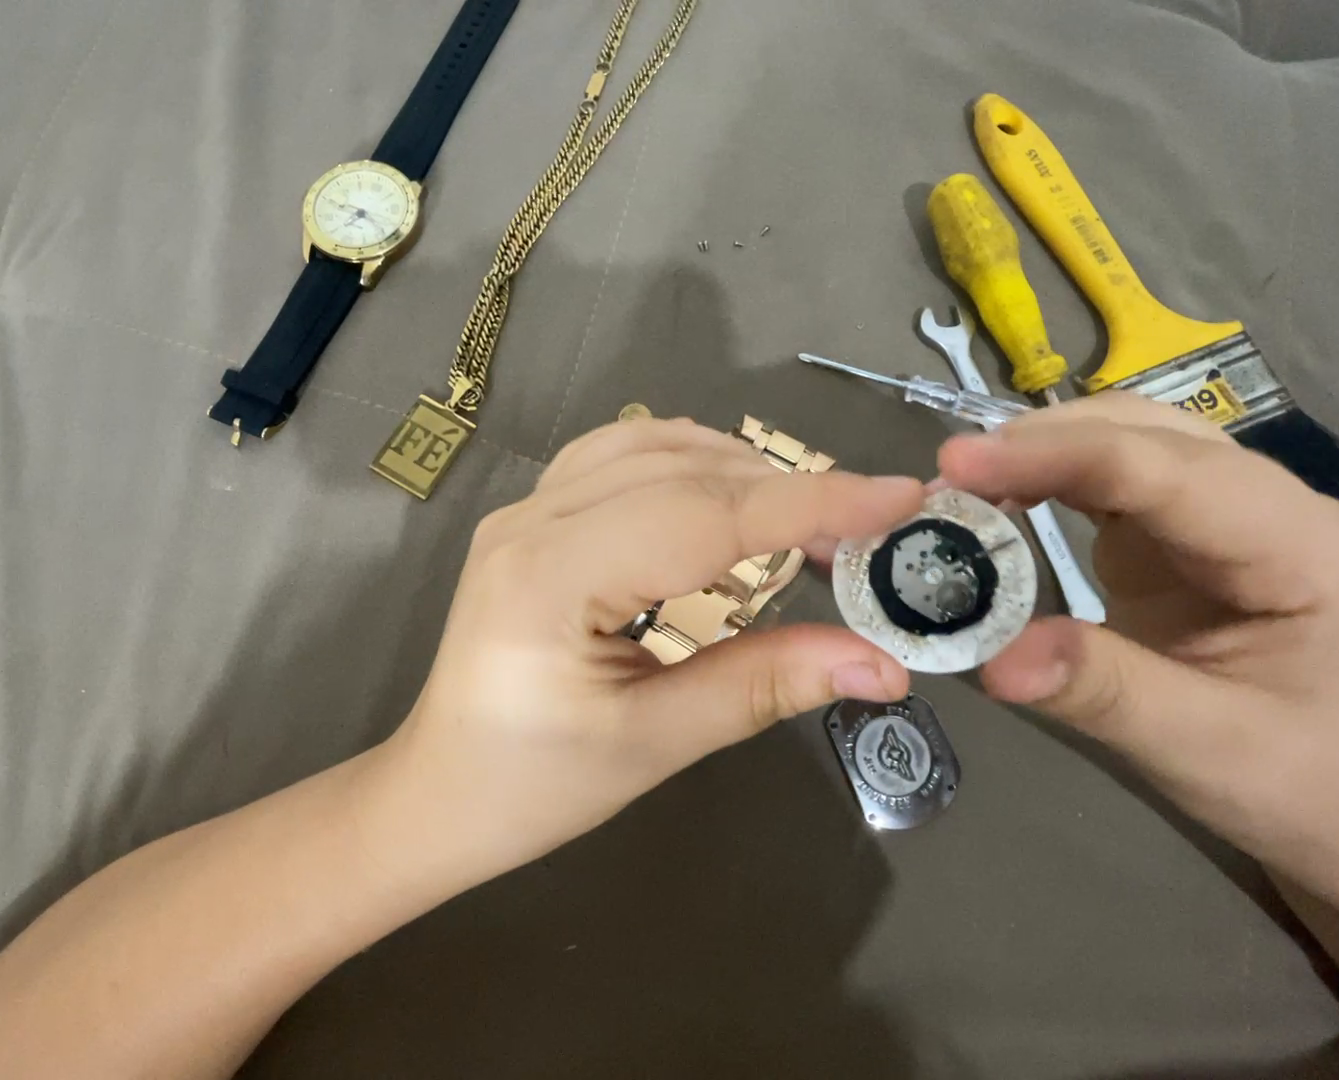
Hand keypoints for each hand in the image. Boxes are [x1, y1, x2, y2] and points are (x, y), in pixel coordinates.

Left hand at [358, 416, 921, 891]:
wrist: (437, 792)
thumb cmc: (531, 787)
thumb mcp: (652, 743)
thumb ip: (762, 685)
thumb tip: (882, 662)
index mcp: (550, 577)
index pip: (701, 515)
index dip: (809, 503)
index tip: (901, 497)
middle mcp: (531, 521)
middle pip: (679, 469)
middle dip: (782, 489)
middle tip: (865, 532)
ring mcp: (522, 511)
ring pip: (648, 446)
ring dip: (735, 468)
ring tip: (804, 517)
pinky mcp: (528, 519)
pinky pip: (615, 458)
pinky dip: (683, 463)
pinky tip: (721, 494)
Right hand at [940, 394, 1338, 891]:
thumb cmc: (1296, 786)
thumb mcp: (1198, 749)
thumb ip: (1097, 690)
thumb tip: (991, 656)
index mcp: (1308, 551)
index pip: (1167, 472)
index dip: (1056, 458)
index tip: (954, 464)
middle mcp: (1278, 509)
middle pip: (1151, 435)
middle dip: (1041, 443)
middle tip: (944, 477)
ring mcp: (1234, 515)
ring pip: (1132, 441)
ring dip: (1043, 450)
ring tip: (961, 481)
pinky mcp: (1188, 534)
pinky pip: (1115, 479)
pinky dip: (1050, 476)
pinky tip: (1002, 493)